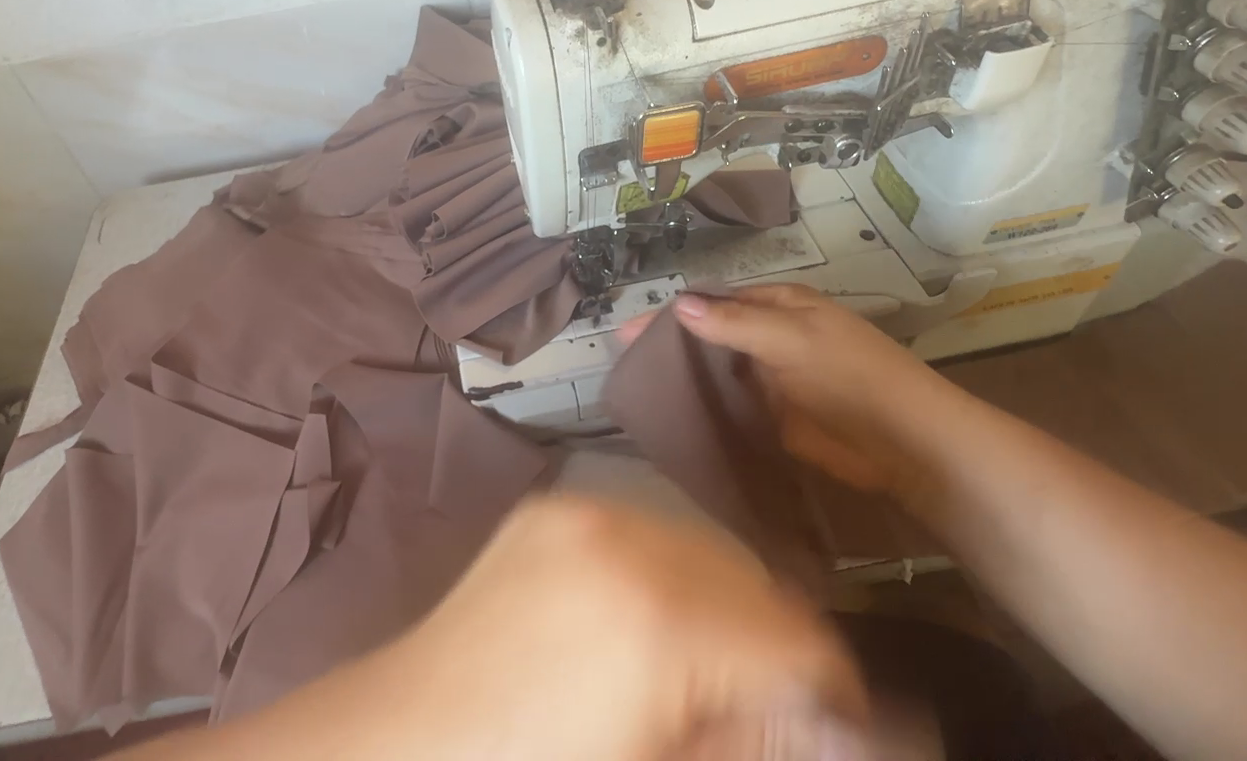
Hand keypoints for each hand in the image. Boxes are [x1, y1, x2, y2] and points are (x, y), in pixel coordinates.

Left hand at [342, 496, 870, 760]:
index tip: (835, 727)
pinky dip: (664, 574)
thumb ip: (752, 742)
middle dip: (773, 648)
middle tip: (755, 708)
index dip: (834, 692)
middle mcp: (627, 539)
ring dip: (719, 605)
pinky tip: (638, 625)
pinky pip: (645, 531)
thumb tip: (840, 726)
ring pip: (704, 549)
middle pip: (757, 583)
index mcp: (660, 620)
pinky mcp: (552, 510)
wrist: (405, 737)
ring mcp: (583, 513)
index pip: (800, 637)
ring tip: (691, 668)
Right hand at [619, 286, 956, 494]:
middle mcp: (770, 338)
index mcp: (779, 307)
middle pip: (711, 335)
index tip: (627, 333)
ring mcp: (771, 379)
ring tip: (635, 391)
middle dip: (671, 345)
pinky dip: (702, 408)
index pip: (714, 302)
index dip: (673, 314)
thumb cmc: (852, 378)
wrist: (904, 445)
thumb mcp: (792, 339)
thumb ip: (735, 324)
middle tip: (622, 363)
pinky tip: (671, 416)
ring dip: (684, 377)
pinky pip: (730, 406)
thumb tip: (678, 303)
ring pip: (717, 371)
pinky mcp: (773, 418)